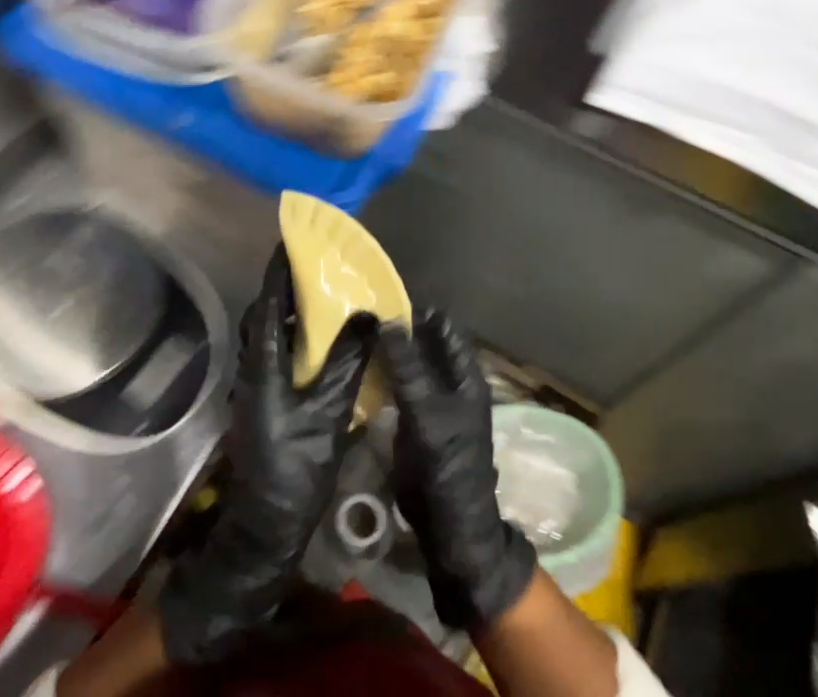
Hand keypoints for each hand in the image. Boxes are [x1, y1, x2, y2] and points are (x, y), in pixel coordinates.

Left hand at [158, 246, 374, 664]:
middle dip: (285, 289)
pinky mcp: (261, 403)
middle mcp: (251, 369)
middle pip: (263, 317)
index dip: (279, 272)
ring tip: (323, 300)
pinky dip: (295, 341)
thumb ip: (347, 361)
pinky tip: (322, 347)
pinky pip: (275, 357)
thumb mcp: (329, 411)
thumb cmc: (297, 463)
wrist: (267, 520)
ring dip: (290, 315)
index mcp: (262, 365)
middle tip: (316, 269)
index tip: (292, 242)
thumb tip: (367, 315)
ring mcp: (253, 388)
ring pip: (268, 338)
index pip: (268, 306)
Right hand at [380, 310, 536, 630]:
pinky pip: (396, 389)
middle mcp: (451, 384)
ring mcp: (431, 404)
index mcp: (466, 376)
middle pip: (424, 344)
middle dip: (397, 329)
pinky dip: (380, 376)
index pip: (444, 328)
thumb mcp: (426, 411)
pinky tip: (354, 369)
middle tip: (358, 312)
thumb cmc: (447, 464)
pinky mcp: (413, 422)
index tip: (382, 295)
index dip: (419, 310)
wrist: (449, 523)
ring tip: (350, 335)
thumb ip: (408, 365)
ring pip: (408, 366)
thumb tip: (387, 319)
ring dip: (386, 352)